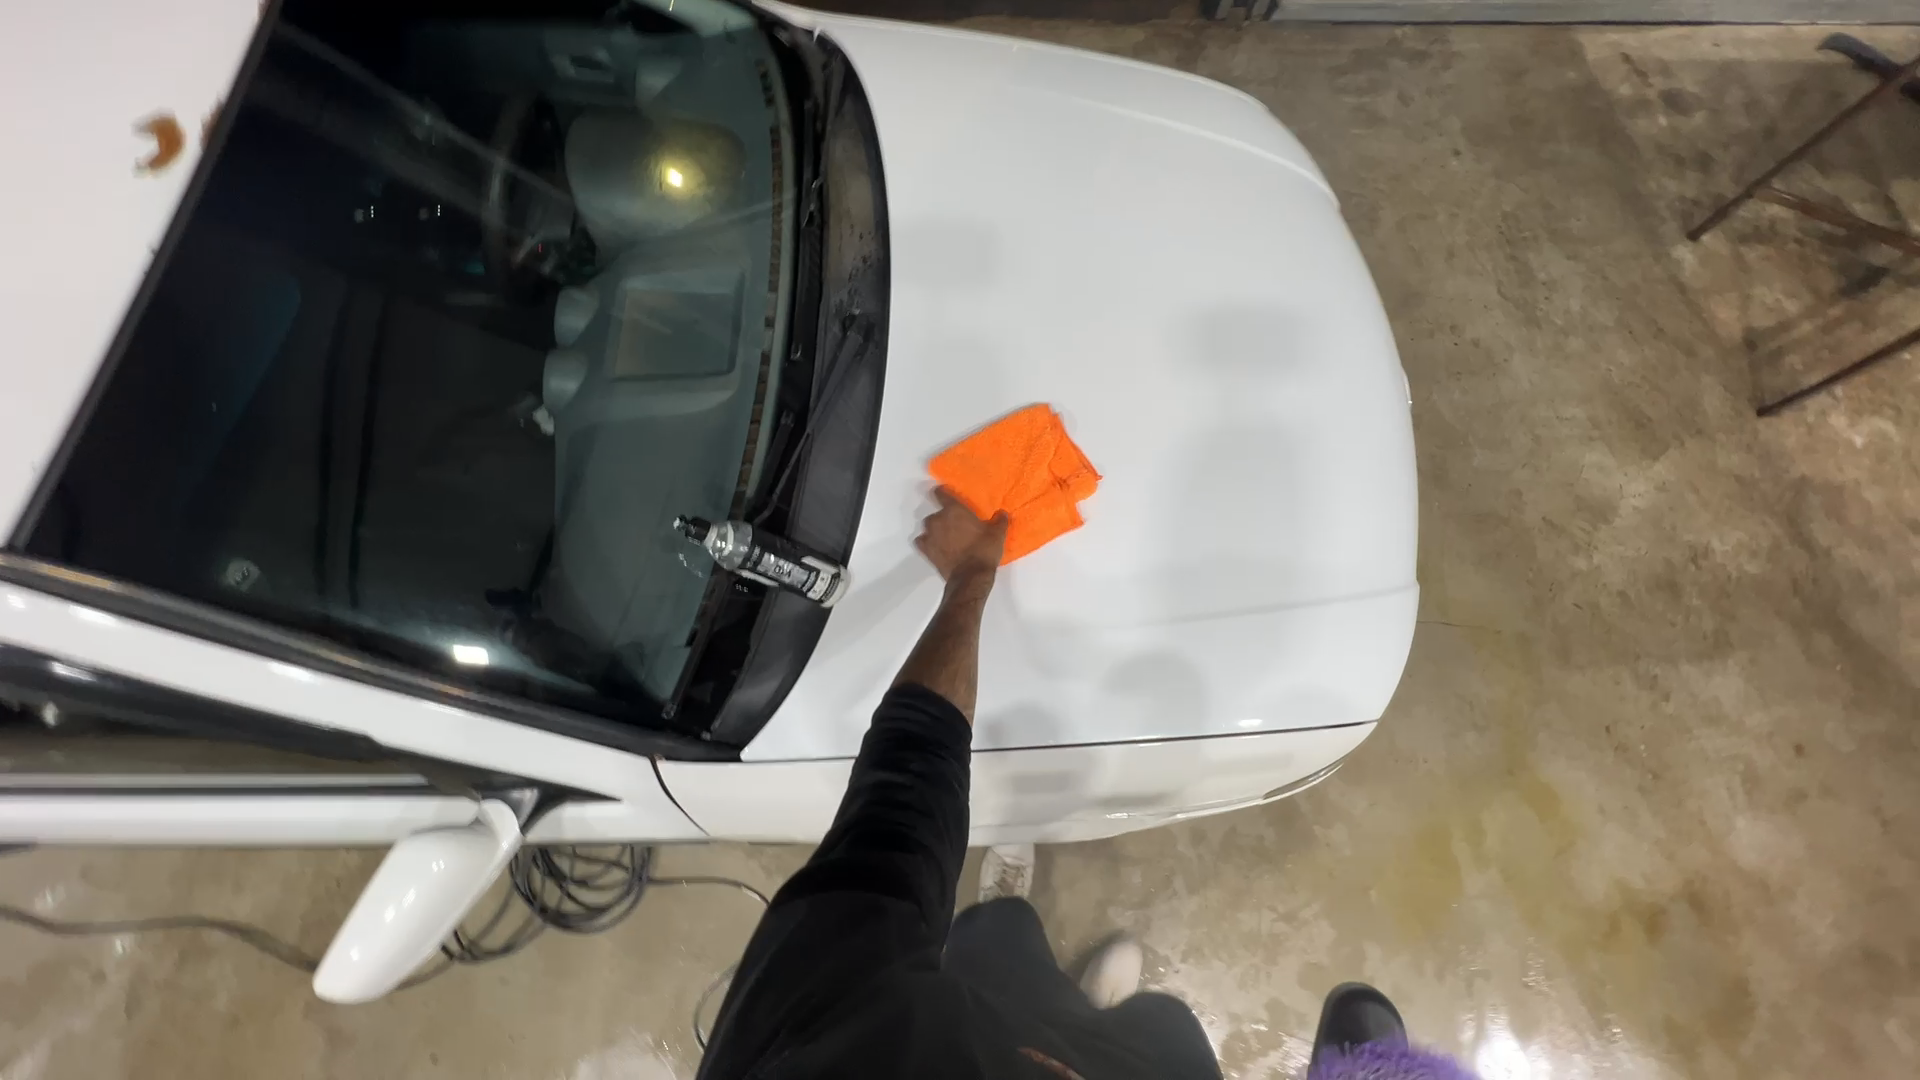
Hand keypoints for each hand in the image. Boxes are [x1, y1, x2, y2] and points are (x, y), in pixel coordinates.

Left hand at [914, 488, 1008, 587]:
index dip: (942, 493)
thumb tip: (1002, 513)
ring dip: (935, 530)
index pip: (941, 493)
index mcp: (954, 510)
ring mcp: (929, 535)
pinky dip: (927, 542)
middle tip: (955, 526)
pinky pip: (921, 541)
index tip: (945, 495)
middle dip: (943, 518)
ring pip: (928, 527)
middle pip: (935, 513)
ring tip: (946, 538)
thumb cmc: (984, 550)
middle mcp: (938, 519)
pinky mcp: (925, 550)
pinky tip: (935, 547)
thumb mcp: (997, 534)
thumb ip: (999, 520)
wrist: (970, 576)